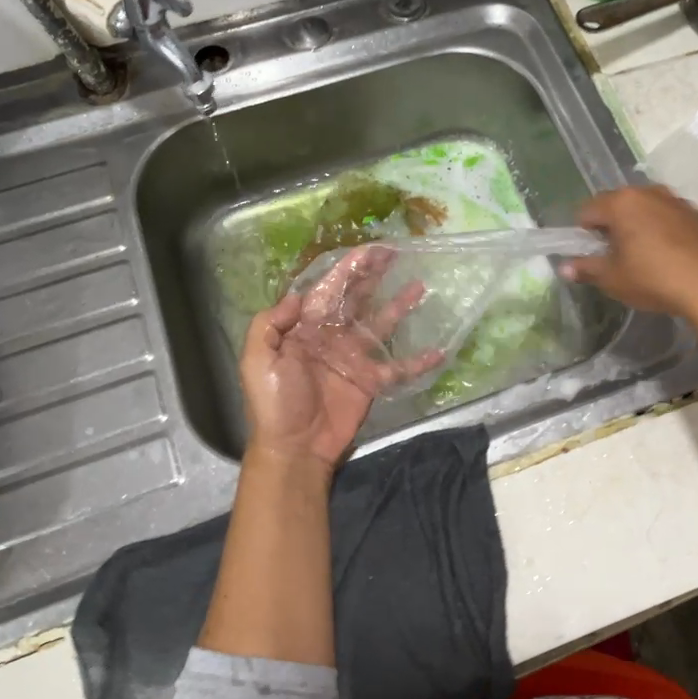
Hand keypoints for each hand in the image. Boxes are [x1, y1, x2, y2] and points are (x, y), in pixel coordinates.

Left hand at [239, 246, 442, 469]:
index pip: (328, 290)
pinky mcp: (369, 381)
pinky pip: (397, 367)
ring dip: (398, 306)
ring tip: (419, 286)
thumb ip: (271, 324)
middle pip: (356, 299)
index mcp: (304, 327)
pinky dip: (417, 361)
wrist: (294, 448)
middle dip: (373, 276)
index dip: (348, 269)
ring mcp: (353, 358)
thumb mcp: (259, 360)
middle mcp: (330, 336)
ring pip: (380, 325)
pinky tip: (439, 351)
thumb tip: (298, 296)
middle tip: (396, 254)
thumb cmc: (274, 403)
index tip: (371, 250)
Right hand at [559, 186, 697, 318]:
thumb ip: (586, 269)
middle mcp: (649, 192)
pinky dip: (663, 231)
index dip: (582, 234)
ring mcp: (677, 200)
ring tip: (644, 258)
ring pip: (646, 209)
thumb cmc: (654, 279)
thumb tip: (564, 268)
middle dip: (611, 227)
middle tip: (615, 258)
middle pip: (617, 205)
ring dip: (638, 227)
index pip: (586, 210)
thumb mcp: (613, 279)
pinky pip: (669, 218)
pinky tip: (670, 257)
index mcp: (622, 202)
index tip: (590, 256)